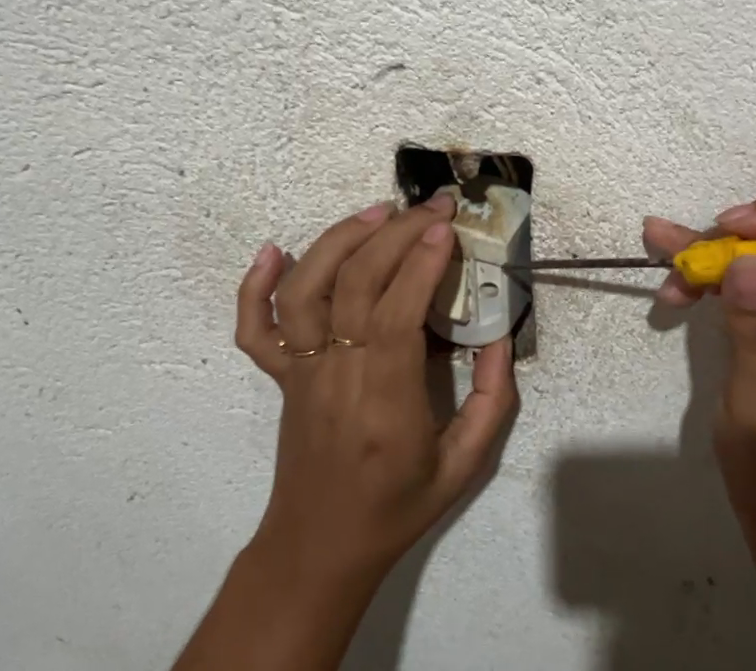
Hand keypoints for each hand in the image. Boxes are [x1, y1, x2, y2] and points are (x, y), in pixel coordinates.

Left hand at [235, 196, 517, 580]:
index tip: (447, 229)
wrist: (320, 547)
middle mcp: (335, 378)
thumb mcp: (465, 465)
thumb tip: (500, 335)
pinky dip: (255, 285)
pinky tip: (275, 249)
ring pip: (305, 292)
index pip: (395, 314)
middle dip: (395, 235)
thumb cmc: (396, 507)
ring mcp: (301, 374)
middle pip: (355, 286)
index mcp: (384, 404)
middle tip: (433, 208)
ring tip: (378, 212)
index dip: (420, 264)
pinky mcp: (280, 377)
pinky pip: (256, 328)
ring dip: (338, 241)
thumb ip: (491, 399)